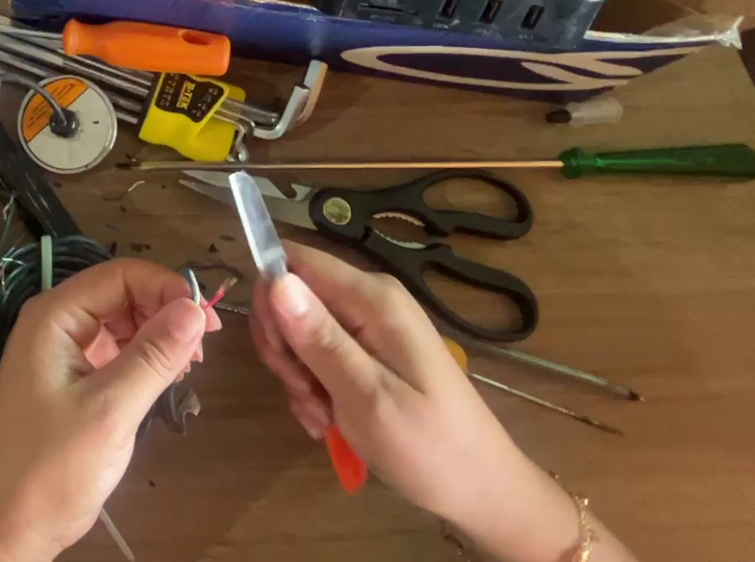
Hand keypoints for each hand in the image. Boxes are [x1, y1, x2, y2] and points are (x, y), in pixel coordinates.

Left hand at [0, 258, 219, 561]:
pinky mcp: (69, 378)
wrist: (4, 525)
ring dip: (157, 334)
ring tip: (190, 366)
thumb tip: (195, 308)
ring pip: (120, 321)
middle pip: (120, 293)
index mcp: (54, 315)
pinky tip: (167, 378)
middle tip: (207, 344)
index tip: (207, 319)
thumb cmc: (50, 467)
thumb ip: (153, 356)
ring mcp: (61, 350)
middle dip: (165, 310)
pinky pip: (114, 350)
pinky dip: (143, 358)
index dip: (166, 287)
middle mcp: (56, 322)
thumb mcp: (110, 410)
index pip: (119, 275)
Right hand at [251, 243, 625, 561]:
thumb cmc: (431, 448)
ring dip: (296, 372)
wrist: (484, 493)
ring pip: (297, 327)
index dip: (270, 297)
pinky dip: (311, 384)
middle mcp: (368, 298)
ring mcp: (368, 323)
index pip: (293, 261)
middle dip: (283, 345)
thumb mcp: (367, 398)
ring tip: (321, 414)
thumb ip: (320, 338)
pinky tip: (327, 418)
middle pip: (290, 295)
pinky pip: (315, 351)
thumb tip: (275, 279)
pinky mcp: (366, 347)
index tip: (278, 351)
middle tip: (303, 391)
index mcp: (373, 298)